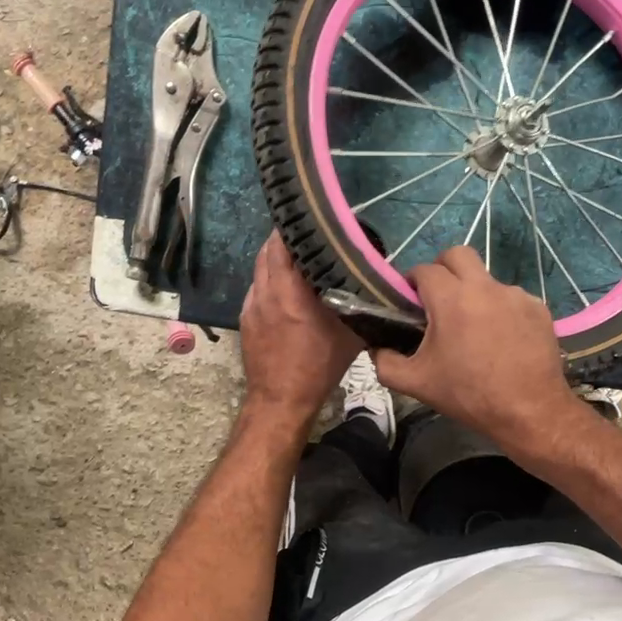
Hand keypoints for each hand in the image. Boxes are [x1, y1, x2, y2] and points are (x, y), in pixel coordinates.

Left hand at [239, 231, 362, 424]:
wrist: (281, 401)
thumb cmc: (319, 369)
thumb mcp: (350, 336)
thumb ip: (361, 306)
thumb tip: (375, 284)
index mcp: (291, 293)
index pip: (283, 243)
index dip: (294, 227)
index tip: (312, 220)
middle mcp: (267, 293)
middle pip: (268, 250)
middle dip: (284, 239)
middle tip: (307, 235)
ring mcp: (252, 305)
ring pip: (259, 268)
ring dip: (275, 259)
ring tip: (297, 258)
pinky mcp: (246, 319)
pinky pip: (256, 288)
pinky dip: (269, 280)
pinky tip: (285, 289)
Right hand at [370, 245, 579, 442]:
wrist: (529, 412)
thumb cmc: (469, 395)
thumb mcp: (416, 384)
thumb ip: (386, 362)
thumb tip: (377, 348)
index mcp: (452, 299)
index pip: (424, 270)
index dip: (412, 282)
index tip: (410, 302)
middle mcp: (485, 287)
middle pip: (458, 255)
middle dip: (443, 269)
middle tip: (438, 298)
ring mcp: (516, 296)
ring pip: (487, 280)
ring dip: (474, 294)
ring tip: (474, 330)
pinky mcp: (538, 309)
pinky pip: (512, 300)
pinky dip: (501, 312)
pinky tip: (501, 341)